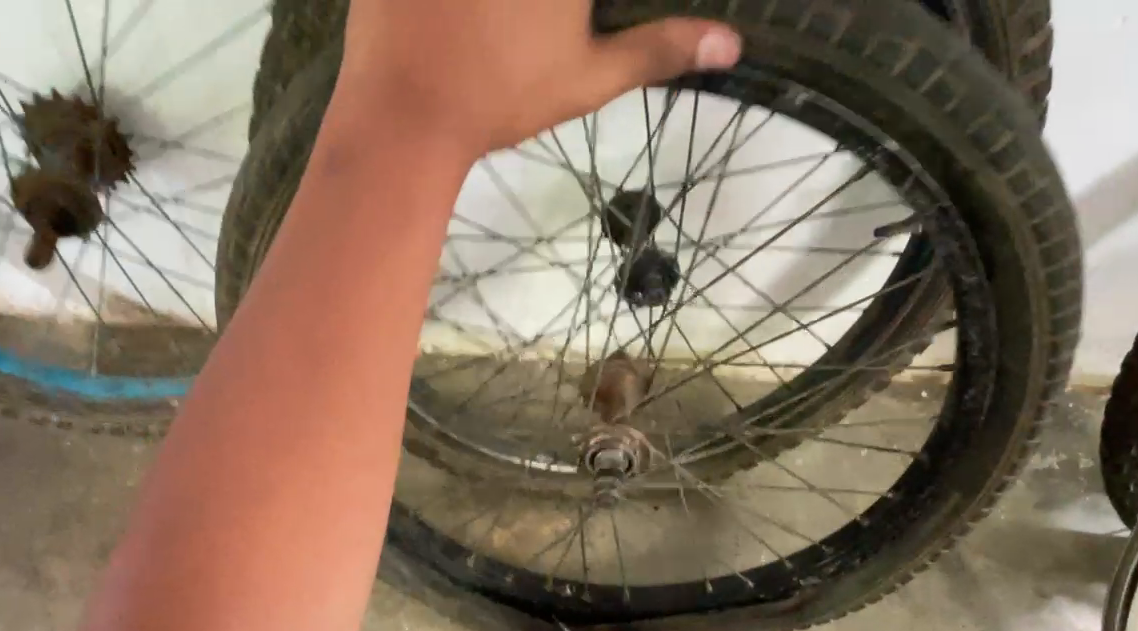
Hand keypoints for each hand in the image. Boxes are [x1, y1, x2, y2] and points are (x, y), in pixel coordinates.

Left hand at [332, 0, 740, 156]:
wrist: (406, 112)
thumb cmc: (501, 98)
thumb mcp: (588, 77)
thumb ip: (656, 49)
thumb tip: (731, 45)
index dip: (584, 6)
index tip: (580, 20)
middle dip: (556, 9)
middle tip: (547, 24)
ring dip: (524, 5)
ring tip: (514, 26)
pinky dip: (462, 0)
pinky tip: (464, 16)